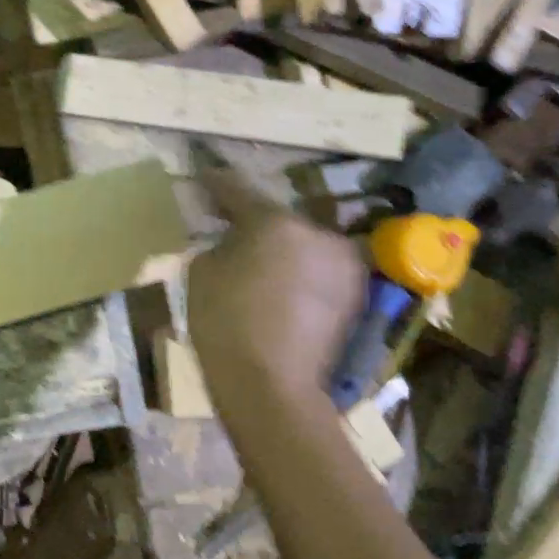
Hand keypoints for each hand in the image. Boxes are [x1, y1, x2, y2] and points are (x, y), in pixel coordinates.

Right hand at [187, 168, 365, 402]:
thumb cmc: (223, 321)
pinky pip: (318, 270)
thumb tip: (234, 240)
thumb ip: (221, 244)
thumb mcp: (202, 271)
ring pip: (303, 245)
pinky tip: (275, 287)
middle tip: (227, 226)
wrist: (270, 383)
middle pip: (278, 218)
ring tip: (254, 260)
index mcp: (276, 222)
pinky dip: (297, 272)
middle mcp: (320, 234)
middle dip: (253, 221)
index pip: (237, 190)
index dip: (215, 182)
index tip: (202, 175)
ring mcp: (345, 266)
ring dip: (280, 248)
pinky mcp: (356, 296)